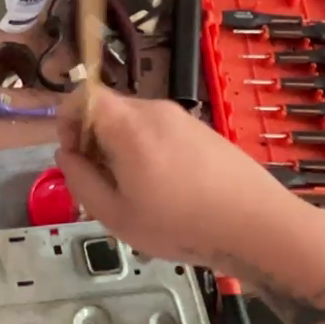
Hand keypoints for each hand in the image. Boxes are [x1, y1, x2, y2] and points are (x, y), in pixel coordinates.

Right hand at [55, 89, 324, 271]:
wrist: (259, 227)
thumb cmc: (180, 224)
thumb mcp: (114, 214)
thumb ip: (79, 180)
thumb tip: (67, 155)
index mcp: (128, 125)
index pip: (81, 96)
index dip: (65, 121)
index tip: (73, 155)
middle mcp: (154, 110)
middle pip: (106, 110)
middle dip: (93, 140)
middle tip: (102, 183)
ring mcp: (181, 117)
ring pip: (132, 122)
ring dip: (120, 149)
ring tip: (136, 192)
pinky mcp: (201, 130)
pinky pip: (159, 131)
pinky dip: (147, 151)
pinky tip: (165, 189)